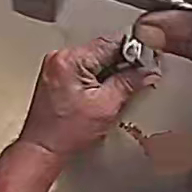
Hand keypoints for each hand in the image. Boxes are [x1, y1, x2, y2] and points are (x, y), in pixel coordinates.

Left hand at [17, 37, 160, 158]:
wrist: (43, 149)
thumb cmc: (66, 133)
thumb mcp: (106, 107)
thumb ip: (129, 83)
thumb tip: (146, 70)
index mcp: (71, 60)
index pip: (111, 42)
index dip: (134, 50)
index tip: (148, 61)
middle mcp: (60, 57)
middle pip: (102, 48)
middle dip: (123, 61)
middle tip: (140, 75)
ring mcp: (56, 65)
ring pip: (94, 57)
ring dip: (111, 68)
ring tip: (123, 85)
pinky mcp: (57, 74)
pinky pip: (85, 66)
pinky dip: (99, 74)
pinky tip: (106, 89)